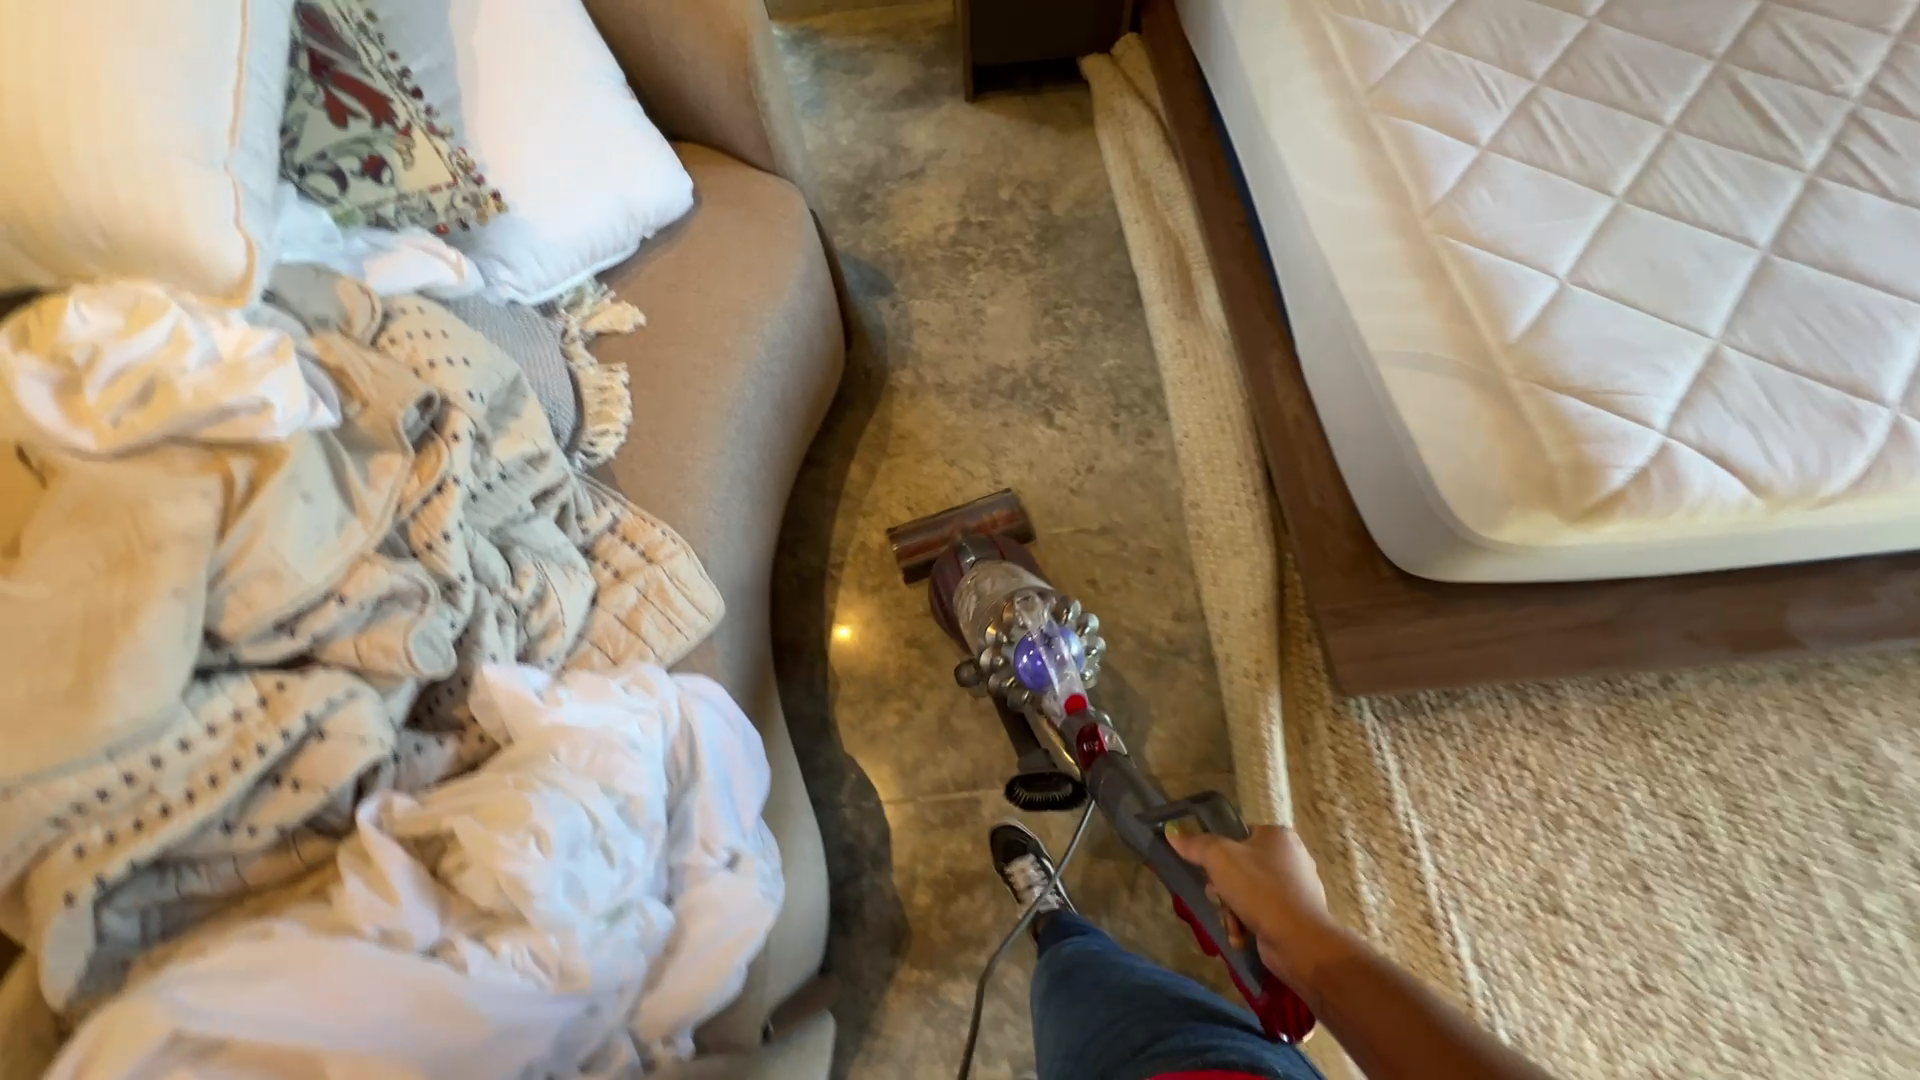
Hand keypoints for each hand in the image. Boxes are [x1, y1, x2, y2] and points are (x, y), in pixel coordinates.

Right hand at [1167, 825, 1345, 990]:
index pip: (1239, 834)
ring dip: (1232, 909)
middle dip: (1223, 887)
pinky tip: (1241, 936)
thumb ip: (1195, 844)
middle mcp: (1291, 859)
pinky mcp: (1295, 917)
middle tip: (1217, 896)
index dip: (1219, 850)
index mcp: (1278, 836)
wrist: (1300, 943)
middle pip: (1240, 866)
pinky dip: (1247, 924)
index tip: (1208, 867)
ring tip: (1231, 923)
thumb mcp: (1219, 858)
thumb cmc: (1260, 890)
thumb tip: (1172, 831)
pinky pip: (1261, 913)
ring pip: (1248, 892)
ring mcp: (1295, 890)